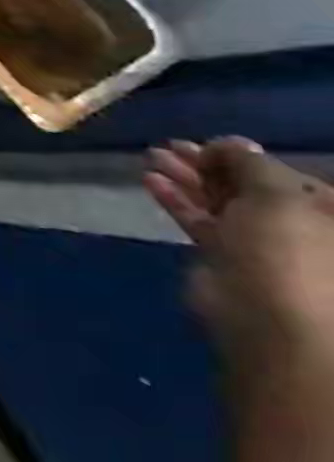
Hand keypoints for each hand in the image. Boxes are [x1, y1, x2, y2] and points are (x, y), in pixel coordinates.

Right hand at [146, 138, 333, 368]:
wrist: (271, 320)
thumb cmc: (292, 254)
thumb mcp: (277, 196)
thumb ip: (252, 163)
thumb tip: (231, 143)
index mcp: (329, 218)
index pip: (293, 178)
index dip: (250, 158)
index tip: (210, 143)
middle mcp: (307, 232)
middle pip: (254, 189)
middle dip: (212, 165)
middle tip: (173, 145)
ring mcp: (268, 248)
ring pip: (223, 204)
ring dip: (187, 178)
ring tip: (152, 155)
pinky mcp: (230, 259)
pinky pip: (202, 222)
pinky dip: (176, 200)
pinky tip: (148, 179)